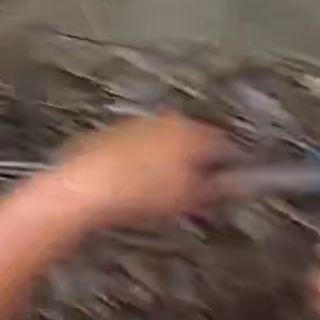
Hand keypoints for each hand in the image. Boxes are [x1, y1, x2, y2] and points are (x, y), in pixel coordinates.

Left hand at [38, 114, 230, 229]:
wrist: (83, 189)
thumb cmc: (138, 192)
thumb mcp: (189, 198)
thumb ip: (219, 189)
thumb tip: (236, 185)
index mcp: (190, 131)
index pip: (225, 144)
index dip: (233, 166)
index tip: (233, 184)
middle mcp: (163, 121)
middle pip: (192, 140)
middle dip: (198, 163)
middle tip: (198, 192)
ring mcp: (133, 125)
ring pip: (162, 143)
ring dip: (168, 163)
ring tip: (164, 193)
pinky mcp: (108, 136)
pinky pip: (134, 150)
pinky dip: (140, 164)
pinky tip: (134, 187)